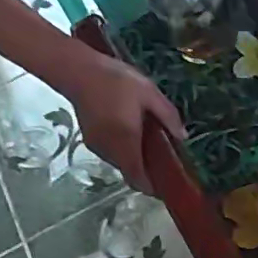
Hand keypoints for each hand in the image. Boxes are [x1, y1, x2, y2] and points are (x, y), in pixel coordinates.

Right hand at [54, 49, 183, 192]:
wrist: (75, 69)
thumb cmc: (115, 80)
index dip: (151, 187)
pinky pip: (110, 154)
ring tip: (149, 147)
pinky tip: (131, 136)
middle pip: (129, 173)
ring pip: (119, 164)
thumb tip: (183, 137)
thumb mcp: (149, 93)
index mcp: (126, 142)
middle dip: (145, 173)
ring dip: (133, 161)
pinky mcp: (88, 139)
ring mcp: (96, 146)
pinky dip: (123, 152)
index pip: (137, 177)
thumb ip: (168, 116)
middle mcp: (110, 150)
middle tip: (163, 163)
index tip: (165, 187)